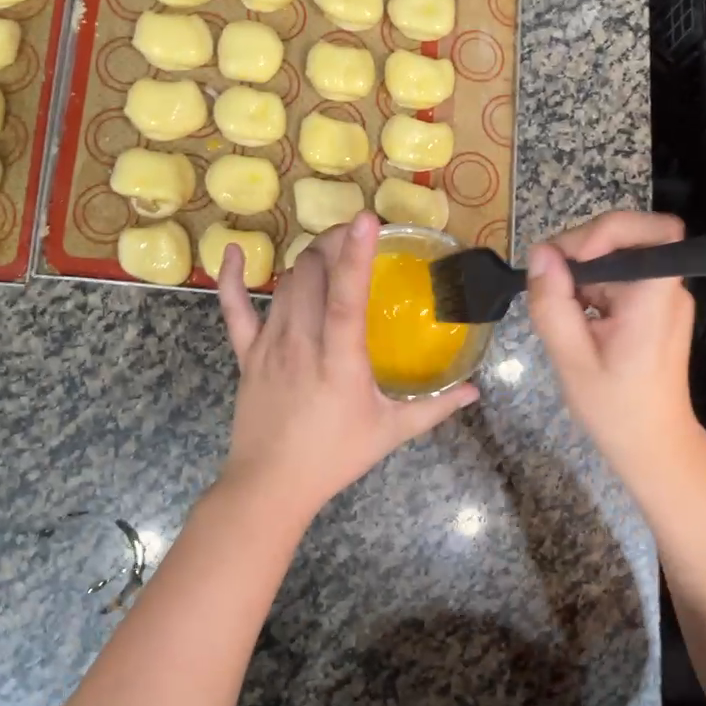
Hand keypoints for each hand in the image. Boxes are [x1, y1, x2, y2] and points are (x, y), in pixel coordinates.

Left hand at [215, 212, 478, 517]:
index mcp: (339, 361)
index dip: (355, 256)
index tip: (366, 220)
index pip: (346, 299)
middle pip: (310, 275)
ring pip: (285, 284)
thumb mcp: (391, 433)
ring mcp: (268, 345)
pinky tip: (234, 251)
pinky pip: (233, 308)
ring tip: (329, 251)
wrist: (270, 485)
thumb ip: (435, 408)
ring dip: (307, 260)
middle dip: (333, 245)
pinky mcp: (246, 353)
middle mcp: (300, 344)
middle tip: (356, 238)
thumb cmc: (334, 457)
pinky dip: (231, 277)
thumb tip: (475, 391)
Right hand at [526, 210, 698, 461]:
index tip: (572, 260)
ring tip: (562, 310)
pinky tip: (576, 319)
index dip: (610, 230)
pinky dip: (591, 289)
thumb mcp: (571, 360)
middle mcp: (667, 288)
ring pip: (616, 256)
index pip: (656, 230)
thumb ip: (553, 304)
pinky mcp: (652, 307)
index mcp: (655, 297)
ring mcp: (661, 296)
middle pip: (626, 238)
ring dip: (582, 273)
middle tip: (549, 286)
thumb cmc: (616, 409)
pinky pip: (618, 278)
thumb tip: (539, 254)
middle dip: (581, 252)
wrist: (652, 445)